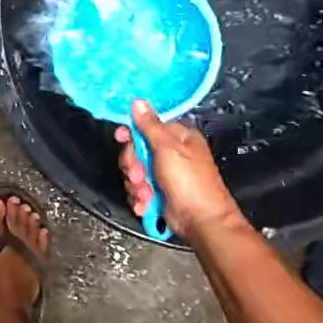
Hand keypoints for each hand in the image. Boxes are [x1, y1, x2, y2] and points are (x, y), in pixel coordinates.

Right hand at [116, 101, 245, 238]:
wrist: (201, 221)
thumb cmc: (189, 181)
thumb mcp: (168, 148)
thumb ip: (150, 125)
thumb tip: (138, 101)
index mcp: (178, 137)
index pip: (146, 126)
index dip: (132, 133)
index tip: (121, 138)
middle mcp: (171, 153)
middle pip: (136, 150)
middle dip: (133, 166)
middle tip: (139, 176)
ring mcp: (164, 174)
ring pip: (134, 172)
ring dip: (136, 185)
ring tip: (146, 195)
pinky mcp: (158, 192)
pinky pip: (138, 189)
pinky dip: (140, 198)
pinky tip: (146, 204)